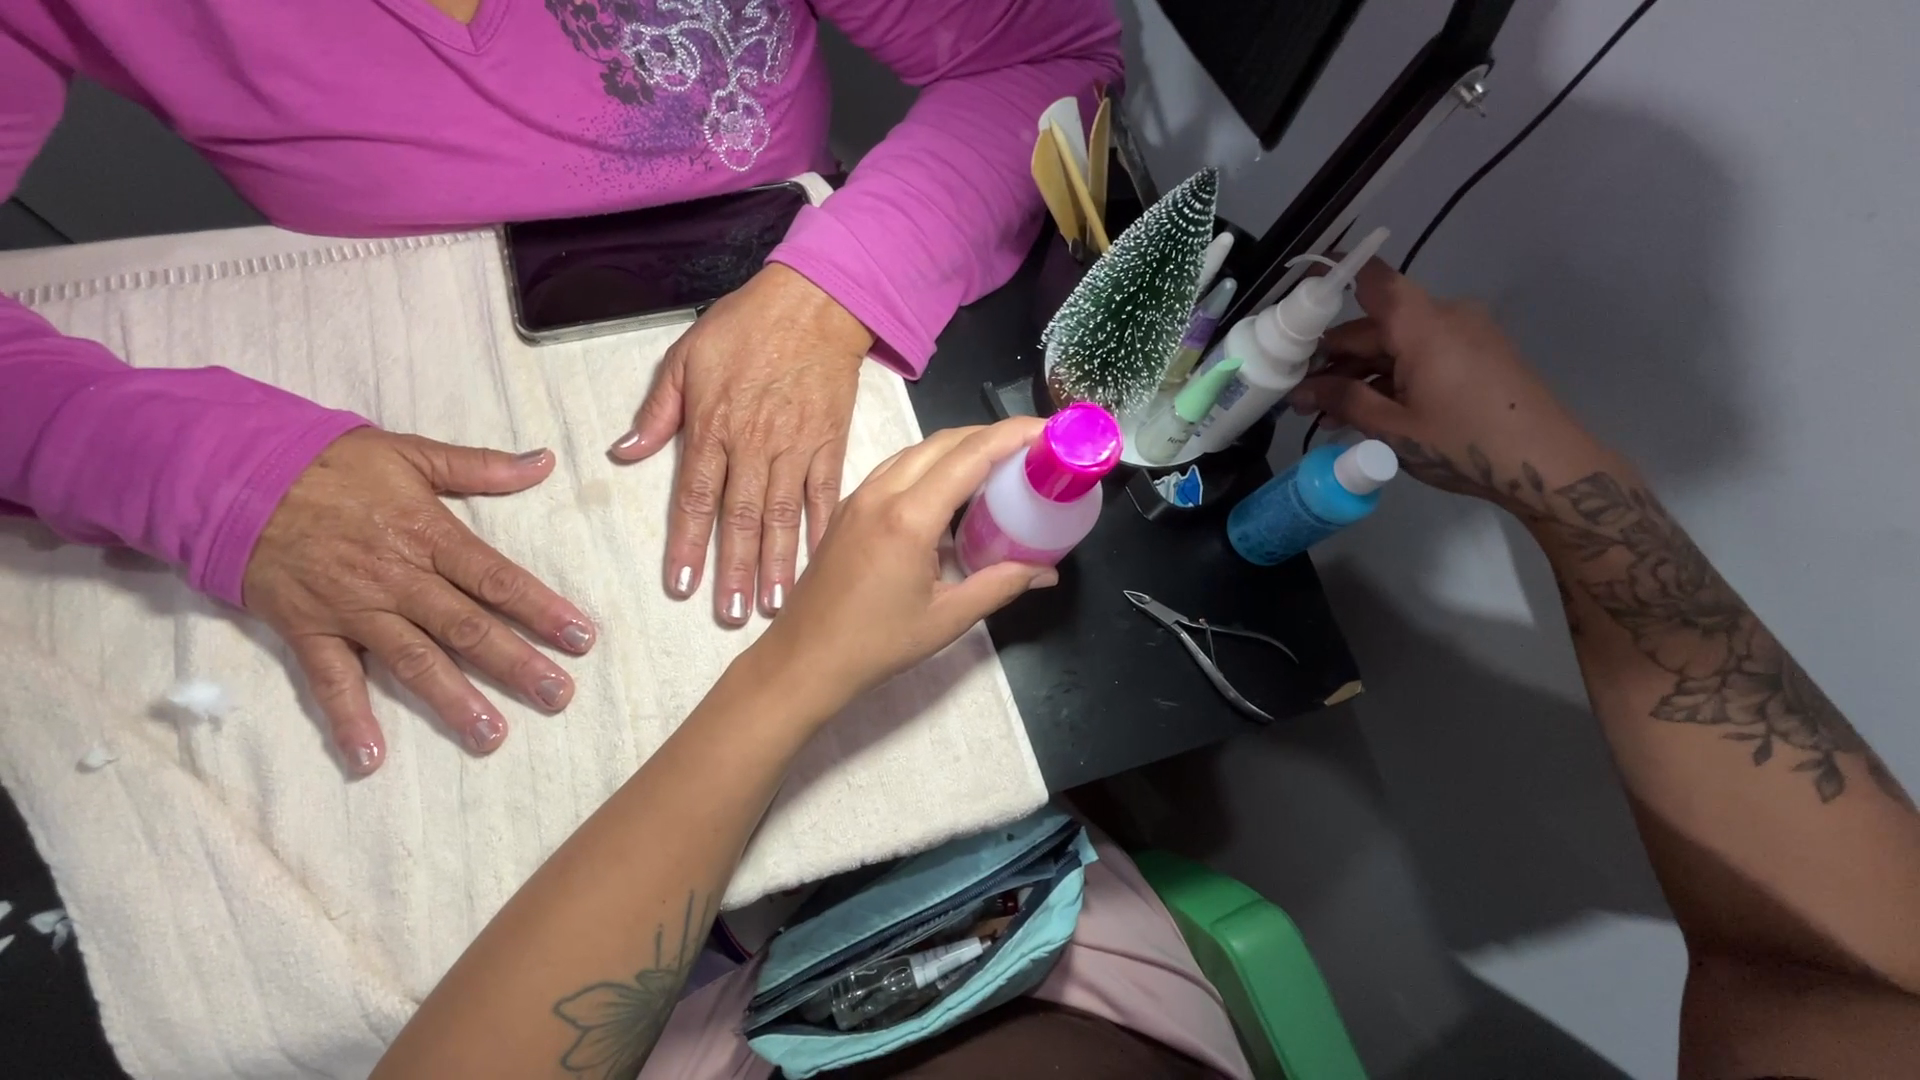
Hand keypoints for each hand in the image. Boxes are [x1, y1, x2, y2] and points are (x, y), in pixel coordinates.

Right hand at [244, 430, 596, 774]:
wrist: (229, 472)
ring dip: (453, 700)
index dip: (543, 610)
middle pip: (468, 629)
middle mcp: (399, 580)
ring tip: (491, 735)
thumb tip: (545, 461)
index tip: (582, 639)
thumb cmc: (333, 464)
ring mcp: (354, 609)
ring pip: (413, 661)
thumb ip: (483, 466)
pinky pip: (331, 680)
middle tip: (558, 696)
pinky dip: (348, 720)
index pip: (499, 580)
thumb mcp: (413, 454)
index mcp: (431, 537)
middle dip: (516, 665)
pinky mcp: (308, 629)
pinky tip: (370, 759)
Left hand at [610, 264, 872, 626]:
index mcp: (712, 426)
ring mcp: (796, 447)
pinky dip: (822, 529)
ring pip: (783, 515)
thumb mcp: (686, 356)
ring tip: (775, 603)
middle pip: (741, 518)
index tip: (682, 586)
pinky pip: (825, 493)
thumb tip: (624, 452)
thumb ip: (658, 410)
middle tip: (733, 615)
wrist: (813, 305)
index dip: (688, 545)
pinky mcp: (830, 444)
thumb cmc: (746, 326)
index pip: (694, 497)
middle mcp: (753, 445)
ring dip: (778, 562)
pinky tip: (820, 561)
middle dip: (735, 570)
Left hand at [744, 419, 1058, 715]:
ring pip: (917, 450)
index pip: (970, 456)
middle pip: (944, 442)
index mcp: (908, 518)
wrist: (803, 659)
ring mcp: (859, 497)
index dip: (1012, 434)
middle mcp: (881, 493)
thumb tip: (1046, 570)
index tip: (1047, 428)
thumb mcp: (947, 618)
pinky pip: (896, 468)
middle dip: (991, 434)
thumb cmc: (876, 645)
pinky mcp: (848, 508)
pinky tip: (950, 489)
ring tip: (997, 463)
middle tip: (1030, 448)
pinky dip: (931, 465)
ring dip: (959, 447)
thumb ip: (1000, 585)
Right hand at [1287, 259, 1615, 506]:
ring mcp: (1464, 336)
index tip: (1298, 296)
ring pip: (1395, 344)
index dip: (1336, 275)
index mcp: (1423, 326)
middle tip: (1300, 395)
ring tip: (1326, 414)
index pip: (1373, 280)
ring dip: (1359, 373)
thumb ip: (1342, 401)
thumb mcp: (1393, 428)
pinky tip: (1365, 410)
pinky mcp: (1475, 357)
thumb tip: (1299, 392)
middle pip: (1376, 324)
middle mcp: (1445, 318)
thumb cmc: (1464, 443)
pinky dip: (1389, 377)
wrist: (1547, 465)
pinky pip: (1419, 356)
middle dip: (1335, 356)